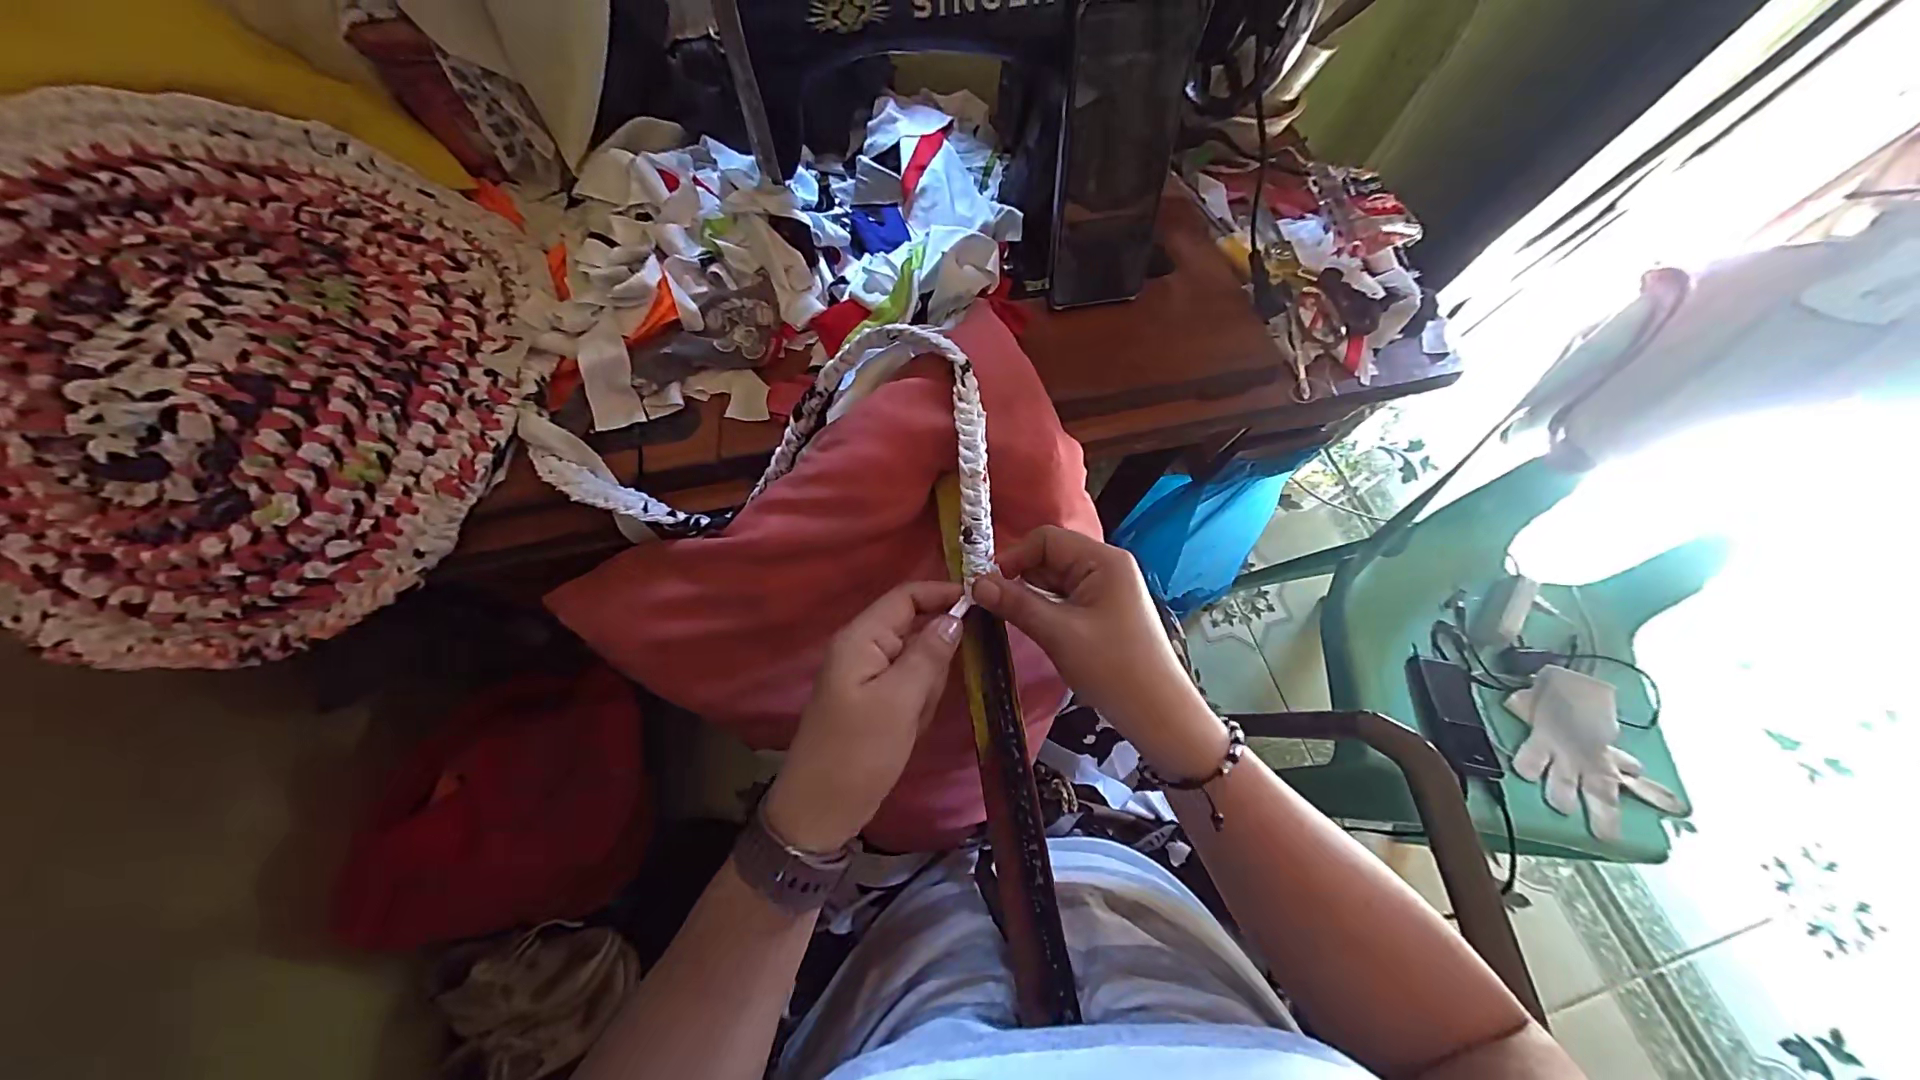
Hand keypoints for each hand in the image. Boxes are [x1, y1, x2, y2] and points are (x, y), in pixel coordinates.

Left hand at [762, 581, 963, 851]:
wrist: (821, 811)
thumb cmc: (858, 753)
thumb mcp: (900, 701)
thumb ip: (929, 655)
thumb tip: (956, 617)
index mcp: (861, 638)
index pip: (906, 596)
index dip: (943, 594)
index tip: (983, 605)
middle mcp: (863, 649)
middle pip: (917, 629)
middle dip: (935, 659)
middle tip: (928, 696)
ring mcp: (869, 676)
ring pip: (919, 662)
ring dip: (928, 688)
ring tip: (914, 720)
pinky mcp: (876, 700)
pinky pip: (911, 688)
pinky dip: (919, 705)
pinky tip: (909, 730)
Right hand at [973, 527, 1226, 779]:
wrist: (1158, 714)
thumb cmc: (1113, 668)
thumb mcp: (1059, 633)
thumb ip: (1016, 604)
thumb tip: (975, 583)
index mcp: (1102, 560)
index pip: (1046, 539)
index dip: (1013, 556)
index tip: (985, 584)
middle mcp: (1105, 566)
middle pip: (1049, 557)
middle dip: (1018, 576)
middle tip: (988, 602)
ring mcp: (1105, 590)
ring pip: (1053, 580)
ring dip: (1028, 594)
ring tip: (1003, 614)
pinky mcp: (1101, 612)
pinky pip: (1063, 598)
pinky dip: (1042, 608)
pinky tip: (1027, 624)